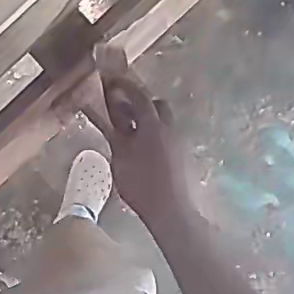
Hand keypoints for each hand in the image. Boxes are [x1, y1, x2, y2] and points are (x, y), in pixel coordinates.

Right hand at [97, 50, 195, 228]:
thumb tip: (110, 122)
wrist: (173, 211)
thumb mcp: (120, 161)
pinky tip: (144, 153)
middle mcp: (170, 129)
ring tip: (130, 136)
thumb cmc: (142, 185)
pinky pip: (168, 139)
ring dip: (148, 123)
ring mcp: (180, 143)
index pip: (139, 97)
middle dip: (140, 105)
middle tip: (122, 112)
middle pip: (157, 107)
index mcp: (153, 126)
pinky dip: (155, 138)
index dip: (125, 88)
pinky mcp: (184, 157)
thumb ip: (115, 137)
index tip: (112, 83)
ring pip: (164, 123)